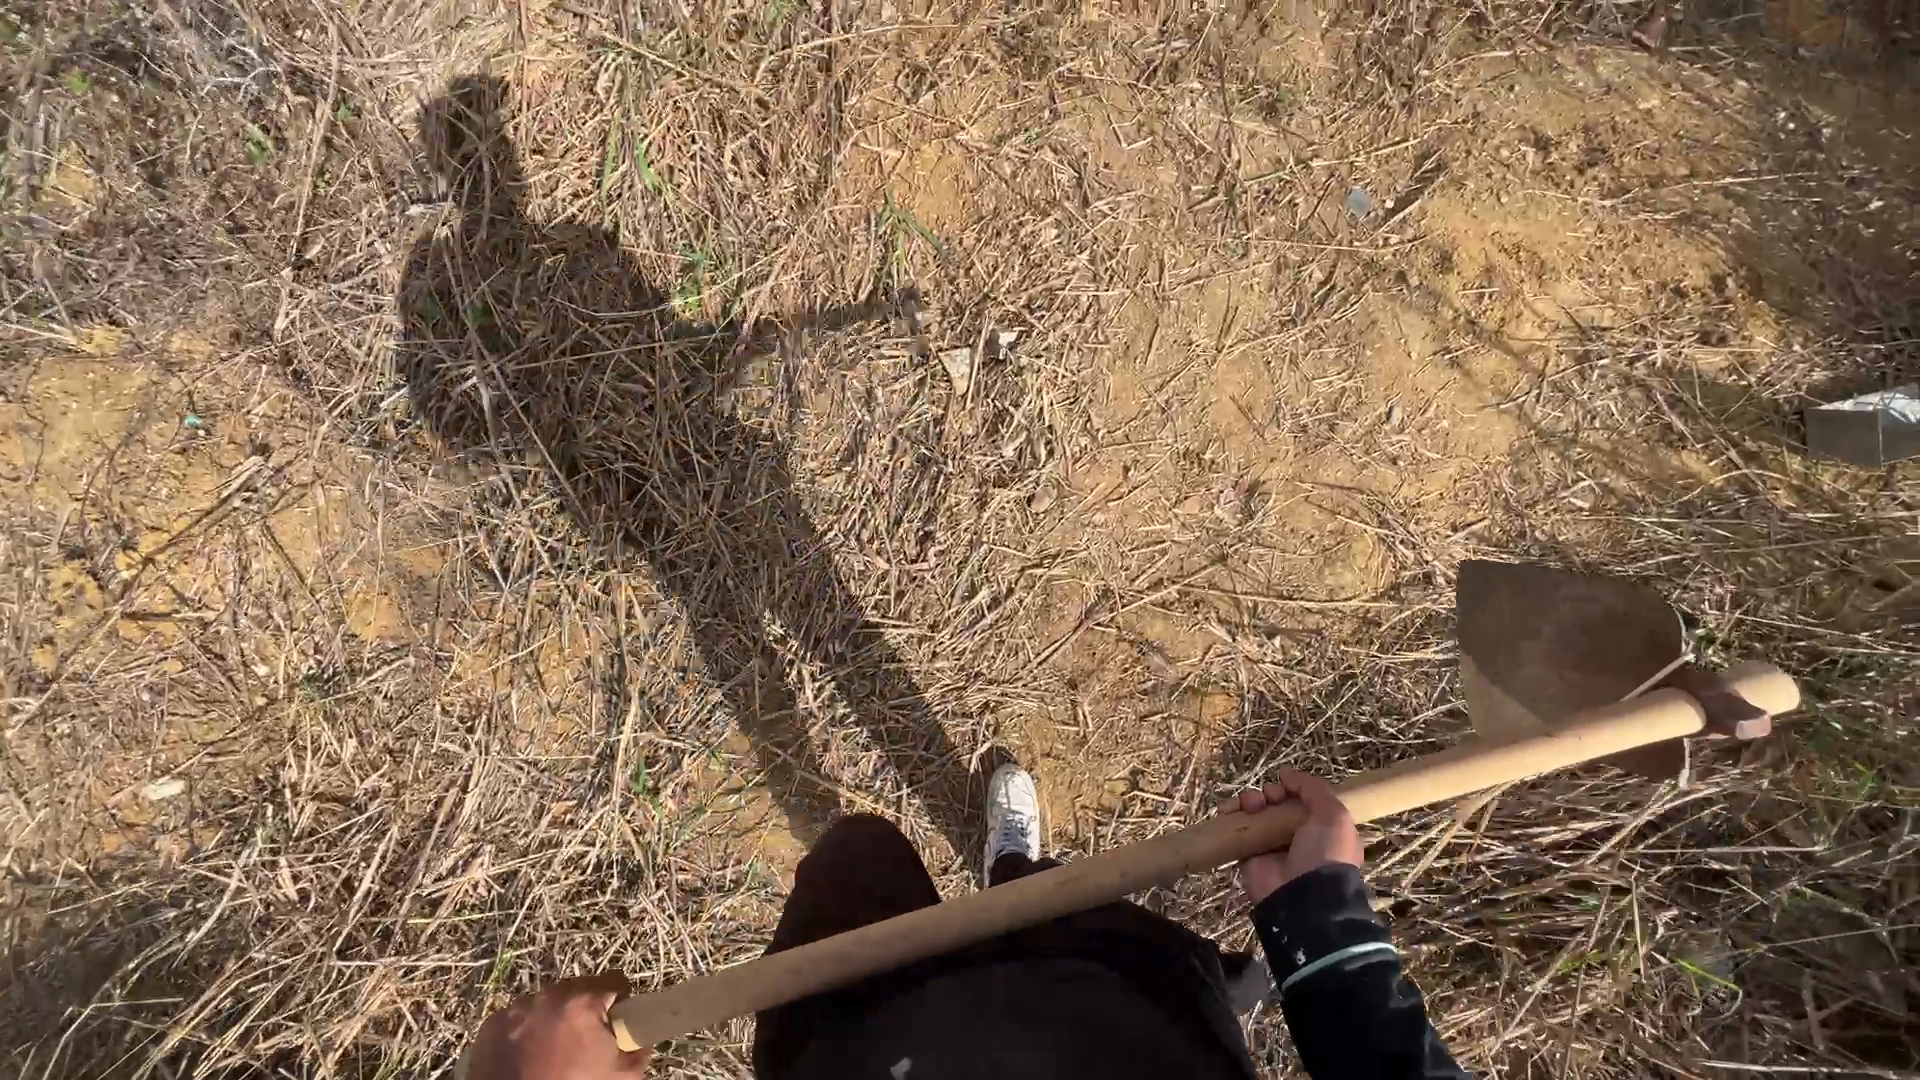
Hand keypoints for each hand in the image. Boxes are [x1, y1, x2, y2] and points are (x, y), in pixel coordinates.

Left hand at [459, 974, 649, 1079]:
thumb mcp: (621, 1078)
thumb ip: (639, 1048)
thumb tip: (641, 1036)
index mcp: (582, 1003)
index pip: (615, 981)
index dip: (621, 1001)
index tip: (618, 1021)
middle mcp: (547, 998)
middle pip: (580, 988)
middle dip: (586, 1008)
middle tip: (584, 1040)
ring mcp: (515, 1011)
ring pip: (548, 1001)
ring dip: (555, 1016)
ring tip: (553, 1049)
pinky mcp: (490, 1028)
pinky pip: (519, 1016)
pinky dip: (527, 1028)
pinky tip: (528, 1054)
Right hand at [1219, 769, 1362, 904]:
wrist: (1304, 897)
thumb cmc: (1324, 852)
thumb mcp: (1334, 815)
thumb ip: (1314, 789)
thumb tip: (1287, 773)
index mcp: (1320, 828)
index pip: (1301, 800)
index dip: (1292, 788)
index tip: (1285, 785)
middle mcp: (1296, 836)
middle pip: (1276, 803)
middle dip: (1269, 793)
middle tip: (1269, 797)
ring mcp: (1271, 844)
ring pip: (1255, 812)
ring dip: (1250, 800)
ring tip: (1250, 804)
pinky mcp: (1249, 853)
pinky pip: (1236, 828)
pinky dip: (1230, 814)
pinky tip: (1230, 809)